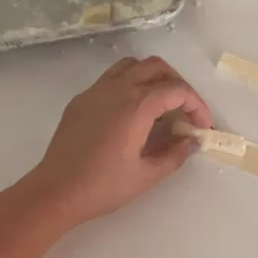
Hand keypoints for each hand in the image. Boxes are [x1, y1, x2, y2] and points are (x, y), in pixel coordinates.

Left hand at [19, 57, 213, 227]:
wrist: (55, 191)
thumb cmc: (102, 187)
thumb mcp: (146, 176)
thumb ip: (174, 154)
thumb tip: (190, 141)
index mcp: (136, 106)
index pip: (176, 90)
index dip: (196, 105)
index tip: (202, 126)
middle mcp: (116, 89)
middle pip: (156, 67)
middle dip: (177, 84)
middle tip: (185, 111)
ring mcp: (95, 91)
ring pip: (131, 66)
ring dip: (152, 78)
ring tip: (161, 106)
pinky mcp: (81, 100)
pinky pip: (111, 79)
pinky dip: (130, 85)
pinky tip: (132, 114)